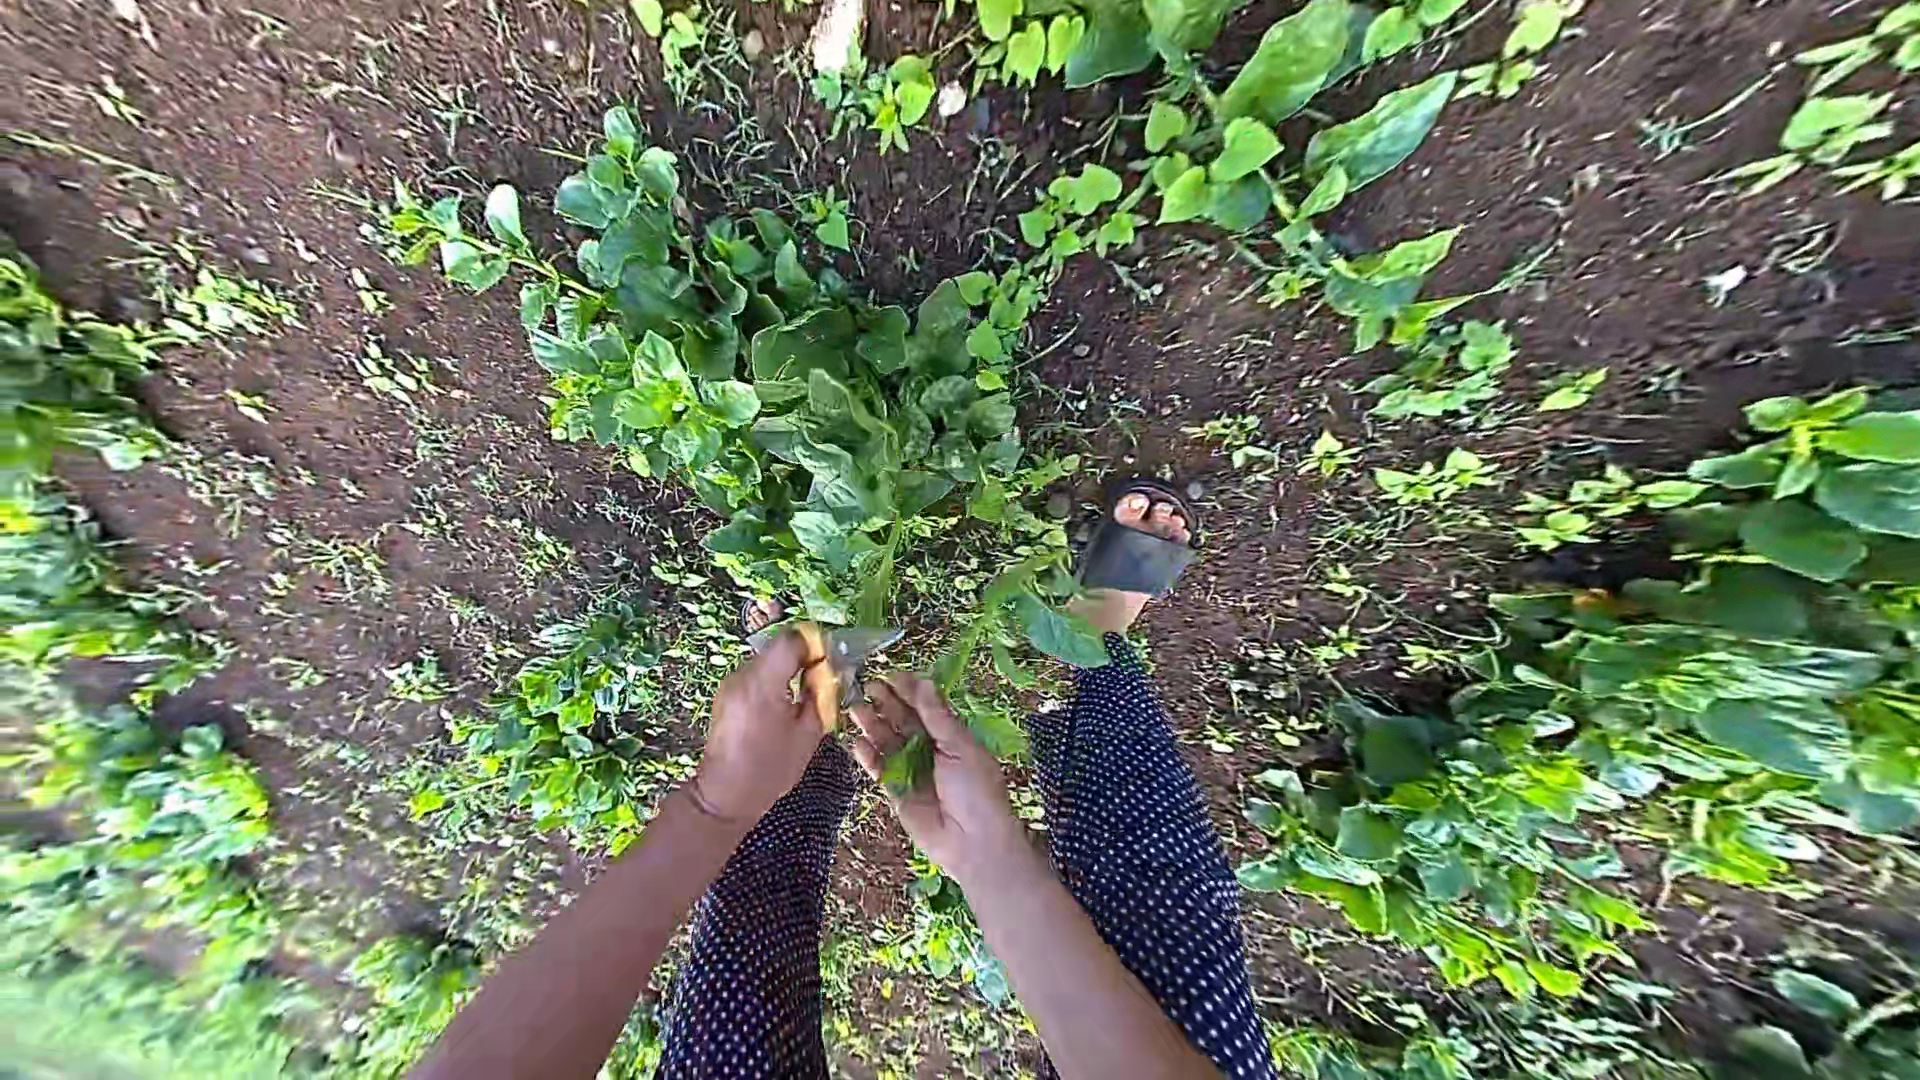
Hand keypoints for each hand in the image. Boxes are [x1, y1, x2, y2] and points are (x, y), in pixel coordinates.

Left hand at [688, 629, 824, 824]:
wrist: (724, 796)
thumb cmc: (770, 770)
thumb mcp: (808, 734)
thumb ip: (821, 695)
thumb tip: (831, 671)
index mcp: (763, 685)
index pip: (790, 640)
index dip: (814, 644)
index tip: (830, 660)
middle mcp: (742, 676)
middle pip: (779, 646)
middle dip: (805, 655)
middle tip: (823, 677)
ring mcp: (731, 683)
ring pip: (769, 657)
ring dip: (790, 666)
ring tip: (805, 691)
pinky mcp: (727, 692)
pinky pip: (757, 672)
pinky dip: (775, 677)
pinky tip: (785, 701)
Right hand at [849, 673, 1030, 885]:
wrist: (973, 841)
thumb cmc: (976, 788)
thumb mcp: (960, 746)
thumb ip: (937, 716)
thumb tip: (924, 682)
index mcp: (949, 733)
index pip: (924, 705)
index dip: (907, 690)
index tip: (889, 676)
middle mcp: (928, 747)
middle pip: (902, 720)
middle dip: (885, 703)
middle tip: (866, 687)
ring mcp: (911, 768)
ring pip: (887, 741)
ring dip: (872, 725)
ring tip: (856, 709)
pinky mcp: (896, 790)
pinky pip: (879, 769)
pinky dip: (868, 757)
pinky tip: (857, 743)